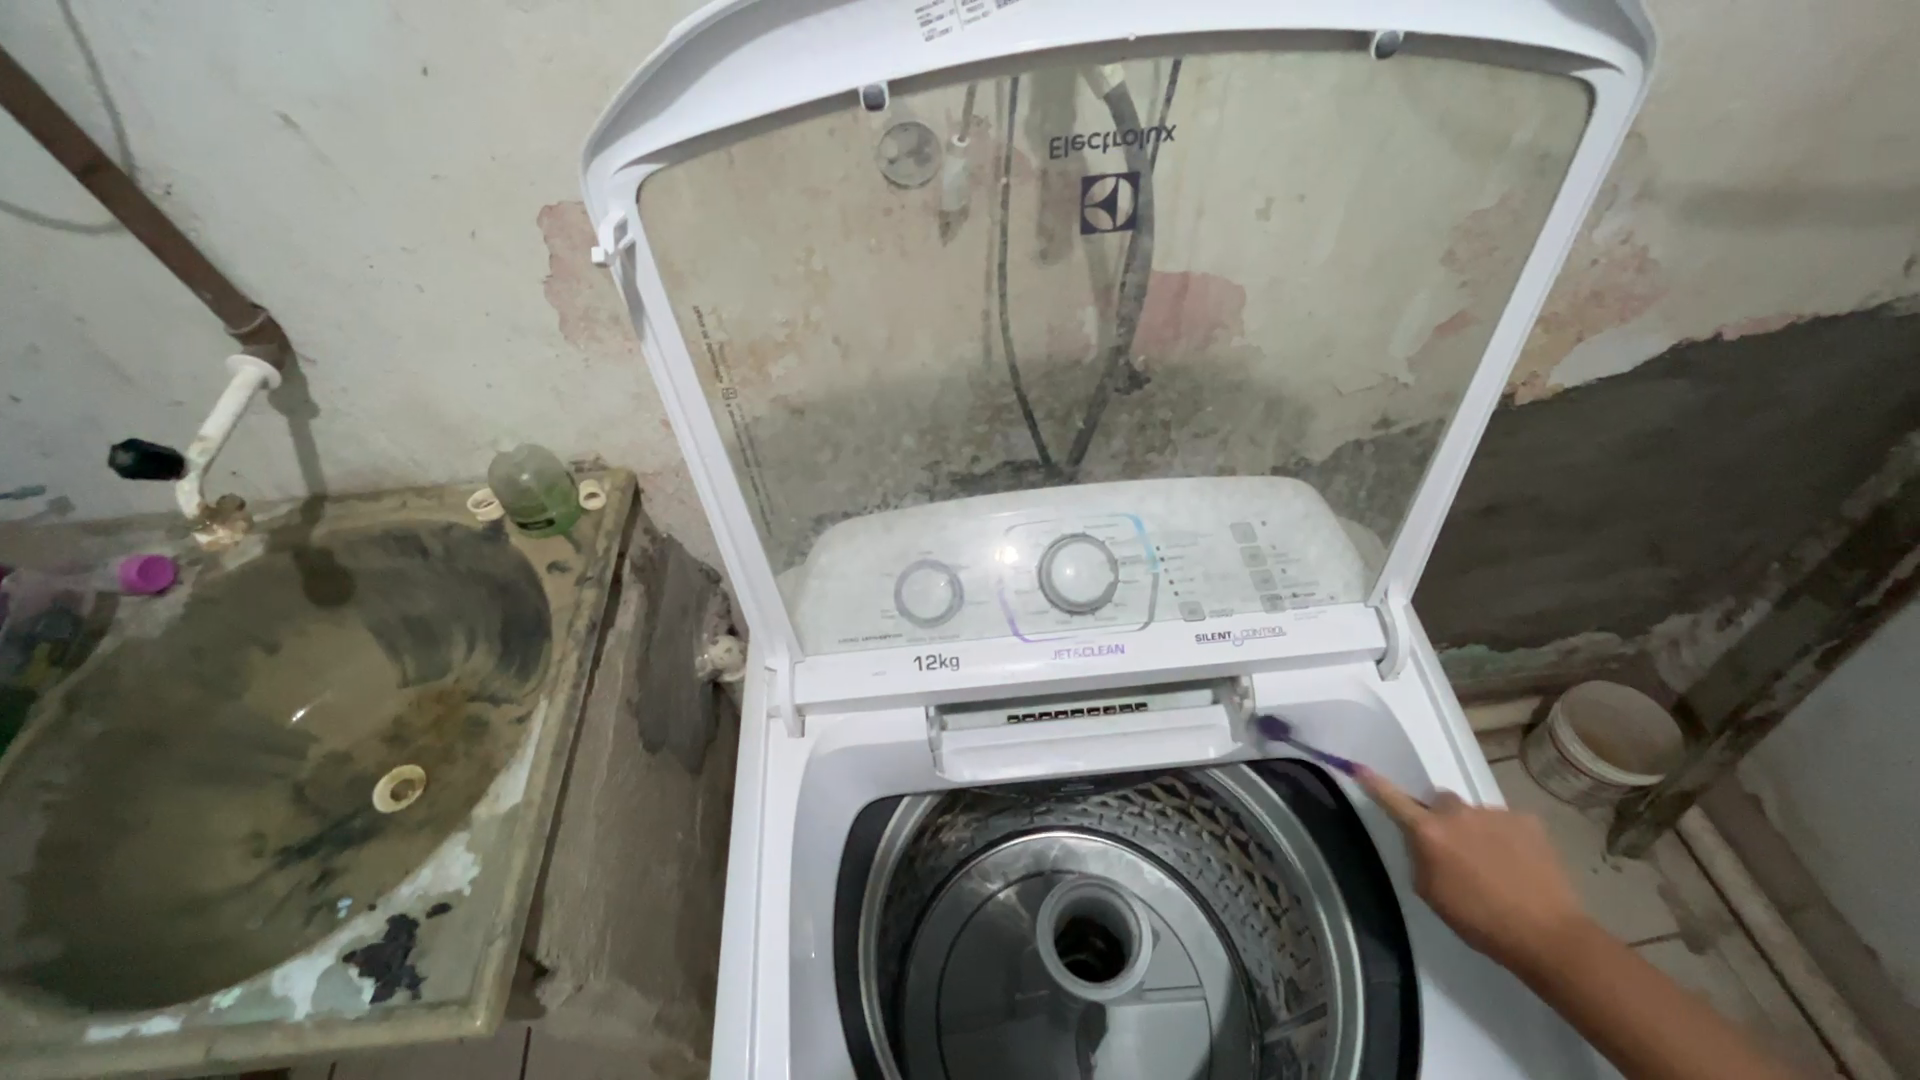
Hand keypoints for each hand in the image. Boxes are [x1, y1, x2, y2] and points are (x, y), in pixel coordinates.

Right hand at [1357, 766, 1591, 971]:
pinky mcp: (1528, 821)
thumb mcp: (1431, 893)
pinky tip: (1519, 865)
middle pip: (1440, 803)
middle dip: (1442, 819)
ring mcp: (1495, 813)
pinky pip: (1506, 822)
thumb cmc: (1479, 921)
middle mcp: (1457, 813)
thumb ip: (1420, 857)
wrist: (1547, 935)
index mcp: (1428, 832)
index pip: (1393, 800)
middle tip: (1454, 849)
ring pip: (1474, 815)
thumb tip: (1423, 842)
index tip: (1360, 768)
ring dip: (1476, 832)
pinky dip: (1507, 838)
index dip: (1375, 784)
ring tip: (1495, 866)